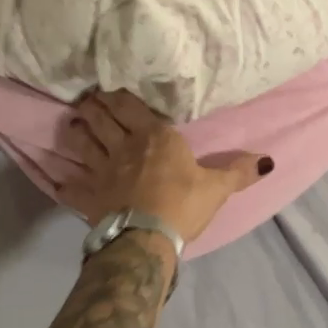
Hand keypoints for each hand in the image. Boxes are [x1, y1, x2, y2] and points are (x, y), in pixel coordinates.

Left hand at [58, 90, 272, 243]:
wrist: (146, 240)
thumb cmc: (183, 205)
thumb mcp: (216, 187)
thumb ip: (238, 171)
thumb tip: (269, 161)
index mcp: (154, 137)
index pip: (130, 107)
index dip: (117, 96)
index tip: (107, 87)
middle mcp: (124, 147)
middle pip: (103, 120)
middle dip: (93, 108)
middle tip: (86, 100)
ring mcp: (102, 172)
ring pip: (83, 145)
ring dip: (76, 133)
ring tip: (71, 123)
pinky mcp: (88, 198)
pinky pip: (70, 188)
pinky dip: (63, 182)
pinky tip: (58, 179)